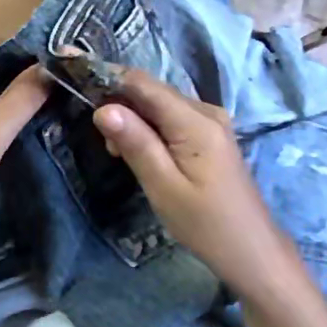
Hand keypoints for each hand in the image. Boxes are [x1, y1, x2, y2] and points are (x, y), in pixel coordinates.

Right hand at [92, 69, 294, 294]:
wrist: (251, 251)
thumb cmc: (205, 224)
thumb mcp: (163, 186)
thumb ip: (135, 143)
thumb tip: (103, 108)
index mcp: (195, 121)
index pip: (143, 83)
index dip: (108, 76)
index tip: (75, 75)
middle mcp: (205, 110)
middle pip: (151, 91)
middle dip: (118, 103)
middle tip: (98, 136)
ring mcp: (210, 121)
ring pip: (159, 104)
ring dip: (132, 118)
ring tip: (116, 152)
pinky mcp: (209, 134)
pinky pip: (171, 118)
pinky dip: (149, 128)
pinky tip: (139, 153)